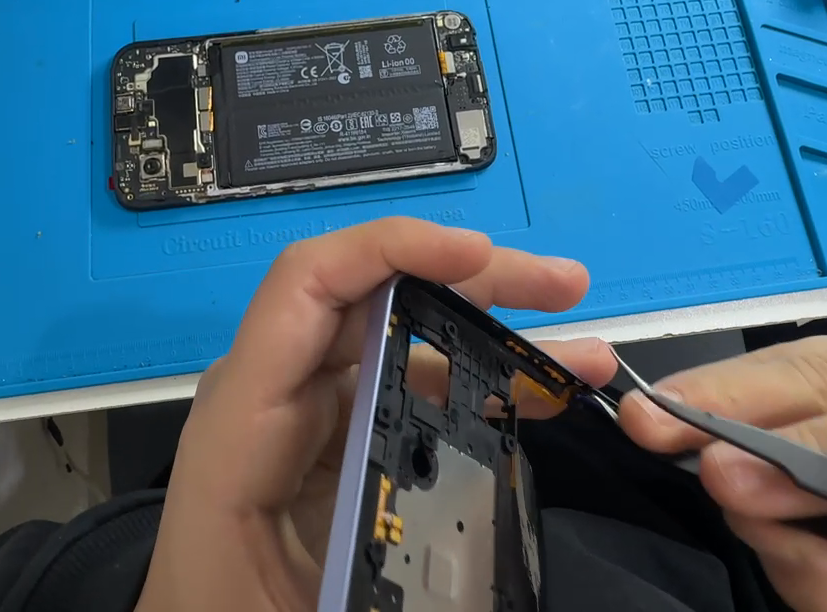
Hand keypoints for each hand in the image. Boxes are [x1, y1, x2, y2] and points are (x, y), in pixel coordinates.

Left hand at [135, 218, 616, 611]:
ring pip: (404, 332)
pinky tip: (532, 394)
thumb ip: (383, 545)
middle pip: (374, 293)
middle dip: (472, 279)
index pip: (308, 285)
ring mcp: (312, 405)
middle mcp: (280, 387)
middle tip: (562, 285)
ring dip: (490, 328)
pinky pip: (409, 379)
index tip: (481, 255)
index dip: (392, 250)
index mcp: (245, 414)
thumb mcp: (300, 594)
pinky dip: (473, 377)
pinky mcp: (339, 429)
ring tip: (581, 348)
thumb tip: (486, 546)